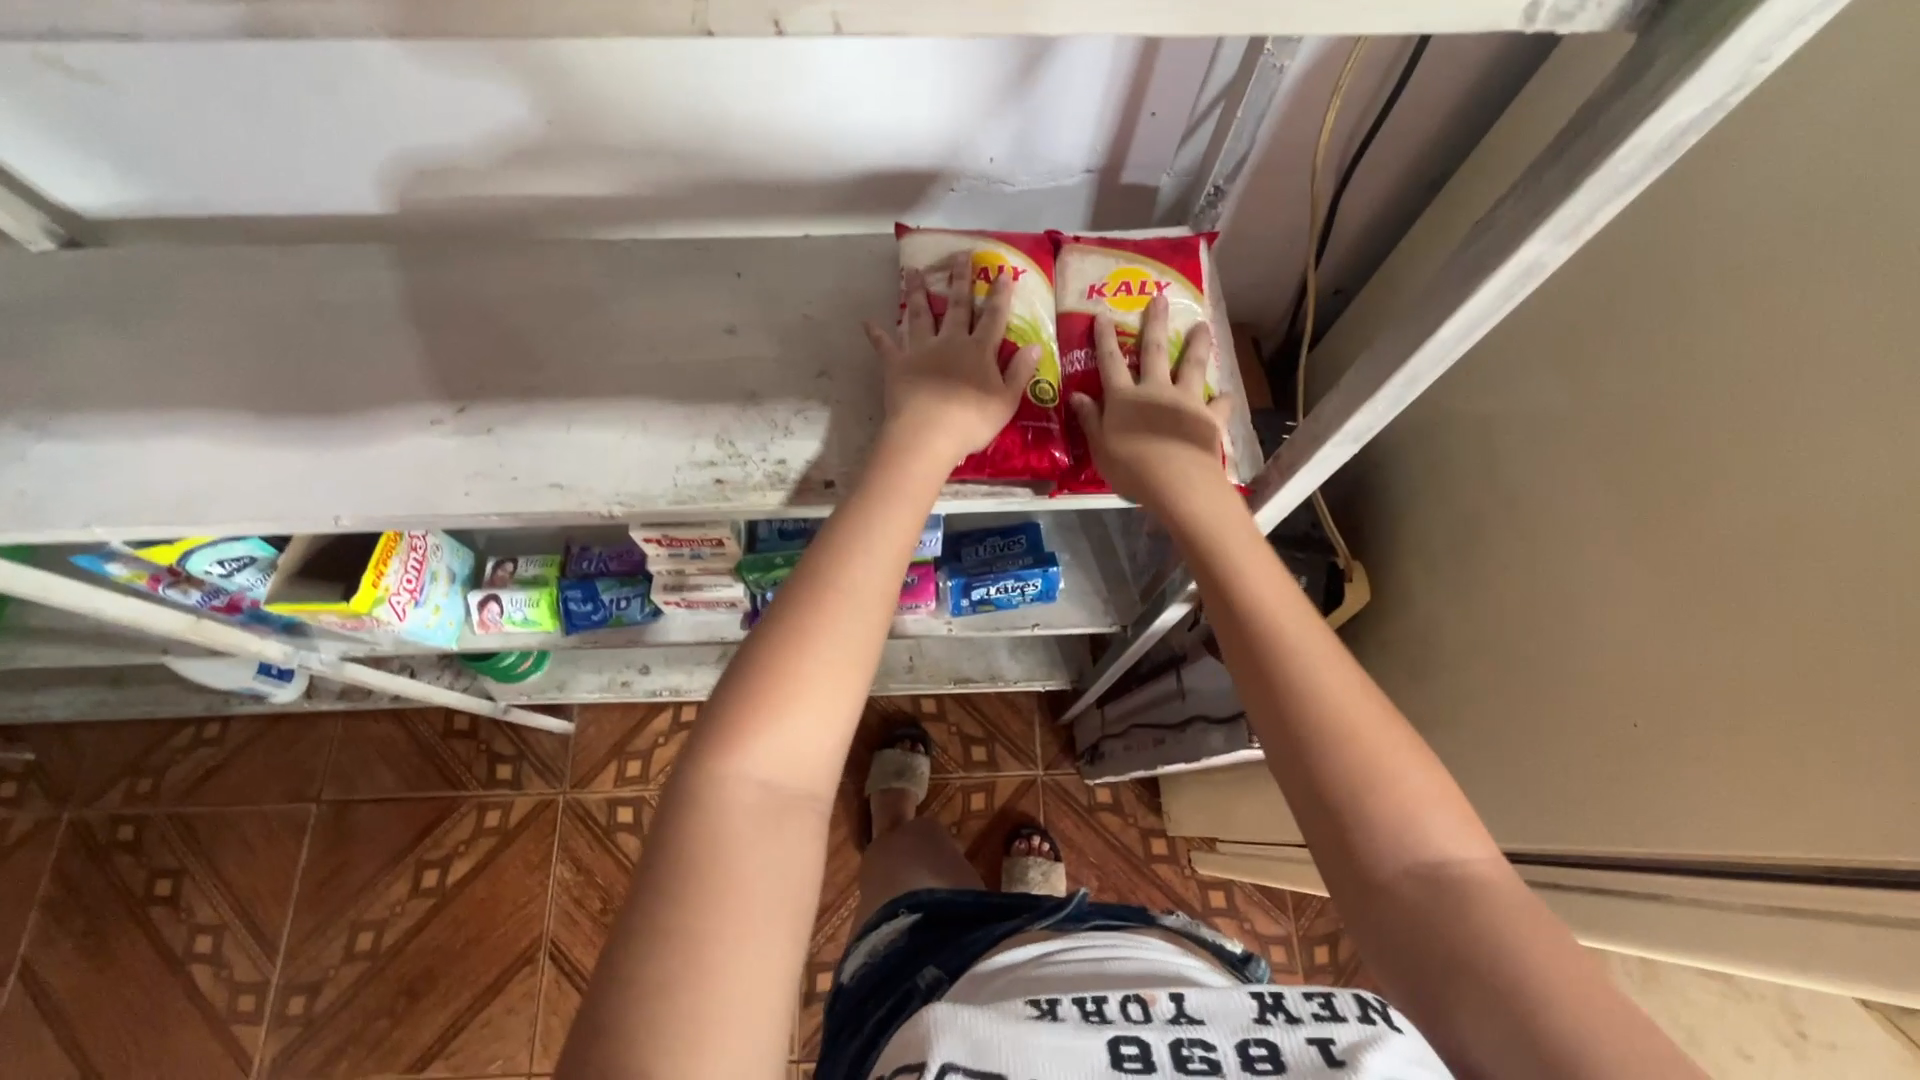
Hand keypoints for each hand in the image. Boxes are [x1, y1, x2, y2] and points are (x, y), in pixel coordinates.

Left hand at [865, 256, 1040, 461]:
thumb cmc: (971, 421)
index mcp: (979, 351)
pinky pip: (885, 346)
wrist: (927, 433)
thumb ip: (1019, 372)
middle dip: (960, 279)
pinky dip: (877, 334)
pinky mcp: (897, 364)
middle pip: (957, 306)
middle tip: (960, 254)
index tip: (1003, 272)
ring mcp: (920, 350)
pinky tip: (868, 322)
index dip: (999, 295)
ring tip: (912, 271)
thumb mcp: (1006, 401)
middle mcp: (950, 342)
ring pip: (919, 315)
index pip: (993, 317)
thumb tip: (1035, 346)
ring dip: (916, 292)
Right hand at [1068, 294, 1234, 515]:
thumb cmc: (1131, 468)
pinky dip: (1223, 399)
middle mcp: (1156, 390)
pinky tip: (1226, 394)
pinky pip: (1219, 404)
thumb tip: (1077, 396)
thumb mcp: (1100, 448)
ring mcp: (1186, 401)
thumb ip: (1090, 420)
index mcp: (1124, 398)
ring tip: (1203, 327)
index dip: (1105, 338)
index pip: (1110, 362)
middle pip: (1154, 351)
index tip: (1103, 316)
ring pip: (1192, 367)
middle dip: (1155, 324)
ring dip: (1197, 345)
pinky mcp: (1210, 418)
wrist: (1178, 482)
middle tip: (1160, 299)